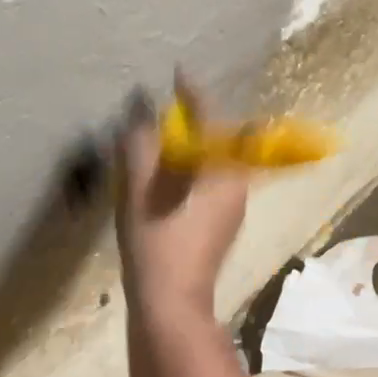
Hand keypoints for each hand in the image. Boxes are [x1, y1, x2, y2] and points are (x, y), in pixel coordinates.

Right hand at [116, 78, 249, 318]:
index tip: (178, 72)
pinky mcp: (222, 225)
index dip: (192, 93)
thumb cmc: (157, 242)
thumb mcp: (140, 187)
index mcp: (223, 171)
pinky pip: (209, 181)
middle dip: (193, 120)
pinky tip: (167, 175)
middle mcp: (237, 184)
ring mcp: (233, 207)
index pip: (210, 119)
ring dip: (191, 146)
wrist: (171, 304)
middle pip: (216, 139)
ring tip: (162, 137)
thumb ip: (140, 143)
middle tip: (166, 106)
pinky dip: (190, 169)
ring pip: (214, 162)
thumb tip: (140, 109)